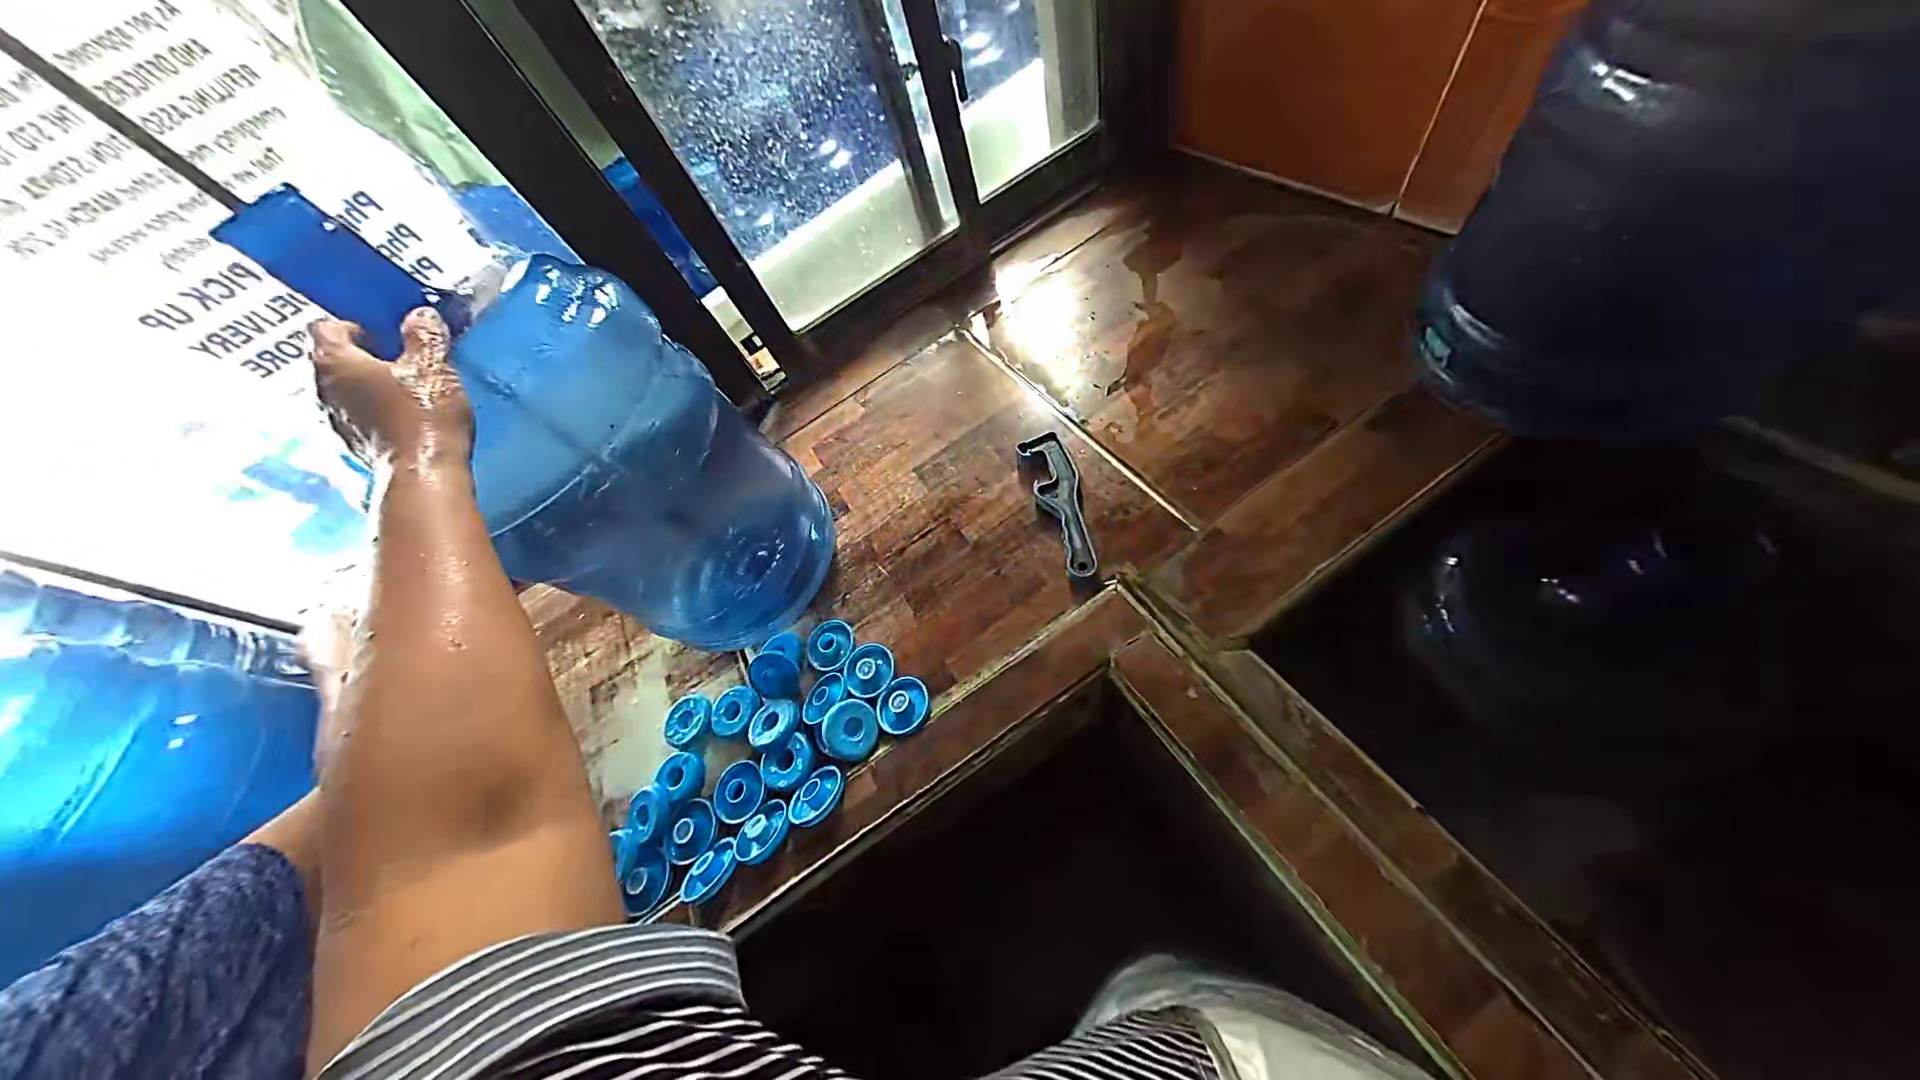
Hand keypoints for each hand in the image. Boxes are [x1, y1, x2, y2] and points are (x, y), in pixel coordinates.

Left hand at [311, 308, 472, 468]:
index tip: (385, 336)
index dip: (354, 326)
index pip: (326, 327)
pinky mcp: (350, 446)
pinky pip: (356, 420)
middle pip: (332, 361)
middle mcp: (321, 387)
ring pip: (344, 392)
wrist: (423, 474)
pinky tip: (403, 423)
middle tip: (401, 365)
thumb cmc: (424, 416)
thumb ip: (425, 337)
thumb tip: (420, 315)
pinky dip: (373, 416)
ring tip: (404, 396)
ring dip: (367, 390)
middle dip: (362, 359)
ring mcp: (332, 420)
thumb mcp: (435, 369)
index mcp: (334, 361)